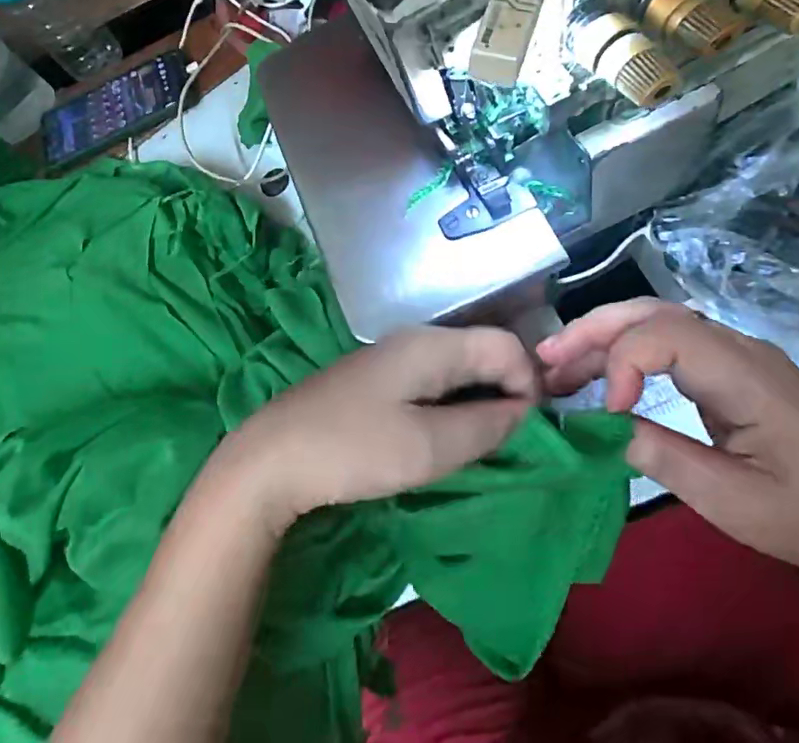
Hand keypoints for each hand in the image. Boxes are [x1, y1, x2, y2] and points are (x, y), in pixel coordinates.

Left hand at [216, 326, 539, 531]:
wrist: (269, 459)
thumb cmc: (352, 450)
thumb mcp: (428, 446)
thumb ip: (485, 426)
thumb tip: (523, 410)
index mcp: (431, 344)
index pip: (506, 345)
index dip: (529, 384)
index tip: (526, 433)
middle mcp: (414, 340)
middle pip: (482, 353)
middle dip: (505, 394)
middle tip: (504, 445)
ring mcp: (391, 358)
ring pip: (457, 370)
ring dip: (477, 404)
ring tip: (475, 447)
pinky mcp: (375, 380)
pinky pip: (430, 383)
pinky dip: (449, 407)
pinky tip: (438, 438)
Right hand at [537, 298, 798, 585]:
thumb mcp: (730, 501)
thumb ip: (662, 456)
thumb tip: (598, 426)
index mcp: (750, 378)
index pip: (670, 335)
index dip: (623, 360)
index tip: (604, 410)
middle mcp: (740, 348)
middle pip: (655, 313)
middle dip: (594, 331)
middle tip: (546, 359)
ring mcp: (733, 352)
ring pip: (654, 320)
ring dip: (601, 339)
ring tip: (556, 368)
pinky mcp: (723, 365)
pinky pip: (664, 342)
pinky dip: (622, 352)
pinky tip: (595, 376)